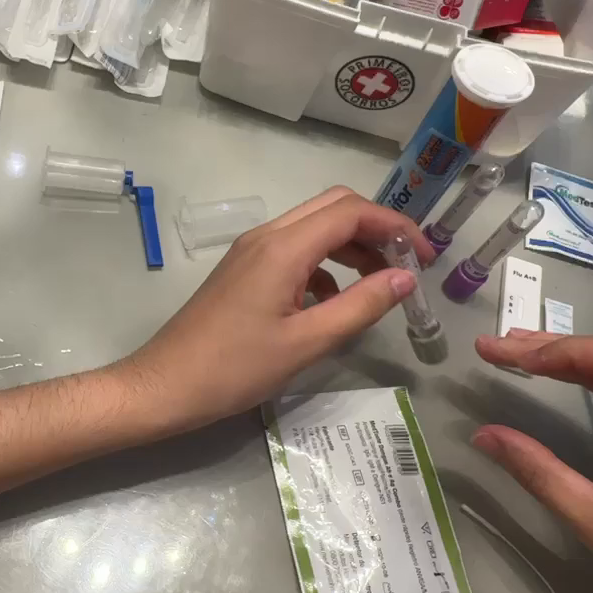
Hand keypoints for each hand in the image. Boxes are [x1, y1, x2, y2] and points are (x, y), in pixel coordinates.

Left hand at [116, 187, 430, 433]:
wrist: (167, 384)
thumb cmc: (235, 368)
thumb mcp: (307, 342)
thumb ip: (361, 306)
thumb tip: (406, 278)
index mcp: (282, 248)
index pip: (350, 212)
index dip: (395, 226)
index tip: (425, 258)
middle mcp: (265, 237)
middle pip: (332, 208)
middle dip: (375, 230)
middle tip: (406, 268)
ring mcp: (250, 252)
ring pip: (312, 229)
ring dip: (350, 248)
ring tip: (380, 287)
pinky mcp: (242, 271)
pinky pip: (292, 252)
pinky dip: (323, 266)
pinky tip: (334, 303)